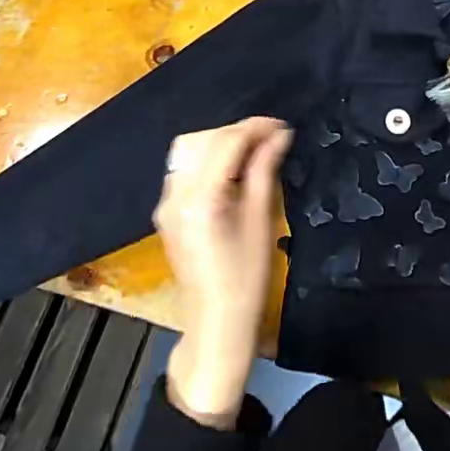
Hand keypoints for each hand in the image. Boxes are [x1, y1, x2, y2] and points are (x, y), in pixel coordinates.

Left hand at [153, 117, 290, 427]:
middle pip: (204, 139)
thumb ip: (265, 170)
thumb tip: (279, 135)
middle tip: (271, 139)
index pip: (226, 142)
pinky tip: (232, 171)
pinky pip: (185, 169)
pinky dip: (208, 159)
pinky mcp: (166, 212)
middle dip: (238, 132)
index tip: (283, 127)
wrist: (216, 323)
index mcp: (201, 199)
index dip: (256, 128)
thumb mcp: (262, 221)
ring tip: (254, 152)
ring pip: (190, 150)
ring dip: (221, 142)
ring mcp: (166, 203)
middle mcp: (175, 195)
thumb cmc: (247, 278)